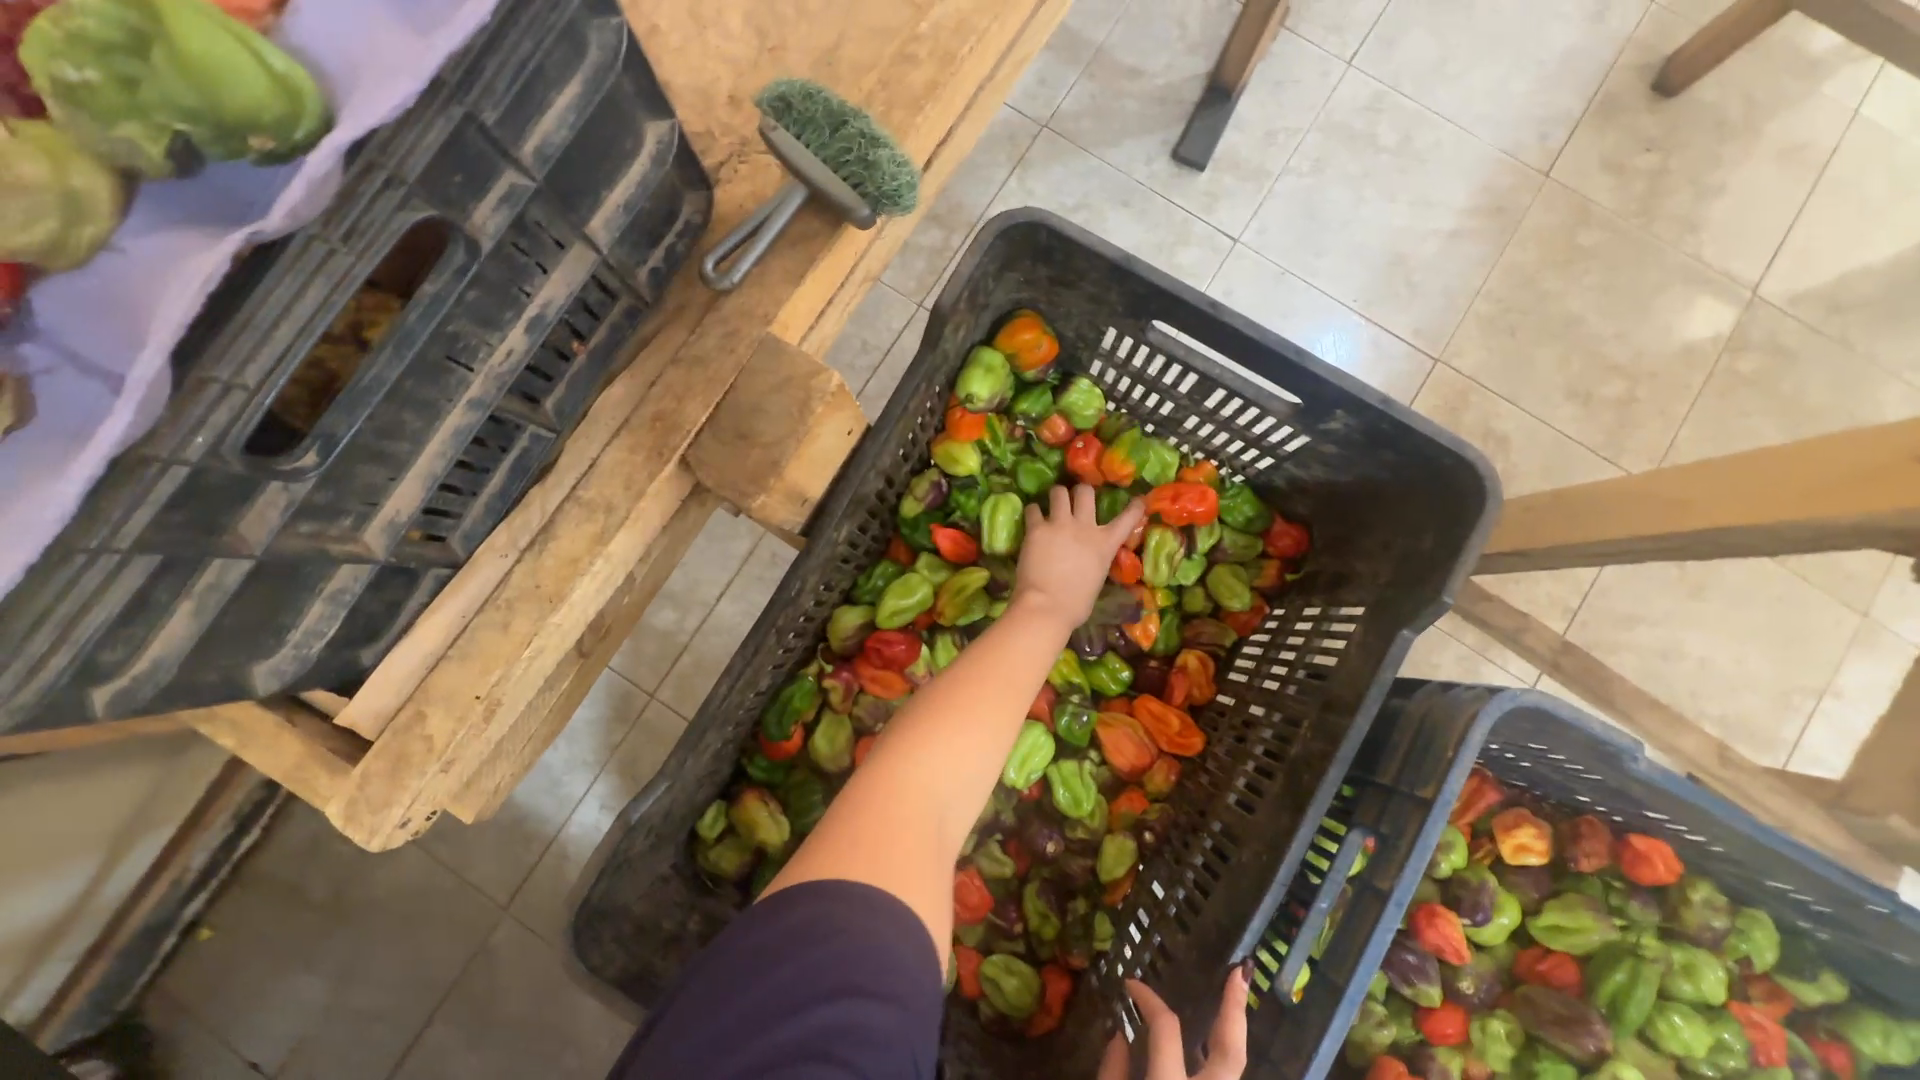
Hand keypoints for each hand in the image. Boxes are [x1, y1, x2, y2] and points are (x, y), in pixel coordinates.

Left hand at [1011, 485, 1144, 630]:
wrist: (1047, 606)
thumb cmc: (1076, 604)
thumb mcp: (1098, 579)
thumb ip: (1096, 560)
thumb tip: (1089, 559)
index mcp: (1105, 544)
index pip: (1128, 519)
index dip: (1134, 507)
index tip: (1138, 499)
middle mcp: (1084, 527)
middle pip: (1085, 492)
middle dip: (1080, 491)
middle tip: (1074, 498)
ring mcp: (1059, 524)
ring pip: (1059, 492)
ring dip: (1056, 495)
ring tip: (1051, 503)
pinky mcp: (1036, 528)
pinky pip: (1033, 509)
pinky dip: (1033, 512)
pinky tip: (1032, 519)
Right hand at [1097, 968, 1249, 1079]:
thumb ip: (1112, 1072)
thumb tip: (1117, 1035)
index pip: (1164, 1028)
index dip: (1147, 999)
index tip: (1131, 983)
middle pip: (1228, 1048)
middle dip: (1235, 1008)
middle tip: (1240, 971)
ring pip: (1237, 1061)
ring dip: (1235, 1029)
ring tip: (1236, 997)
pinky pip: (1226, 1075)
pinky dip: (1221, 1053)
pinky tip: (1214, 1039)